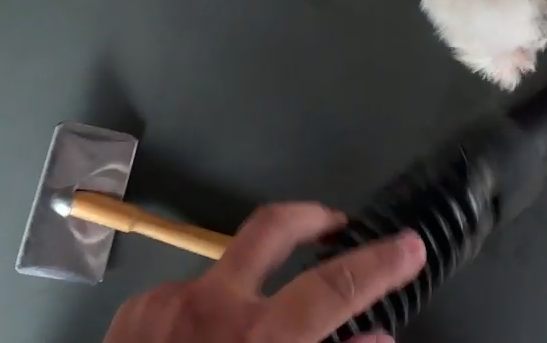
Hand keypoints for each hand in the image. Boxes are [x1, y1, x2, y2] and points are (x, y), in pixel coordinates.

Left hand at [102, 203, 425, 342]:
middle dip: (310, 217)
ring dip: (247, 292)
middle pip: (271, 228)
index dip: (378, 266)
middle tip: (336, 223)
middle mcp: (211, 307)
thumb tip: (375, 340)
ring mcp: (168, 300)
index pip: (332, 289)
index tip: (410, 246)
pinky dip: (202, 319)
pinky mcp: (136, 309)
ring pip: (224, 271)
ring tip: (246, 336)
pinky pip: (184, 299)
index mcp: (256, 341)